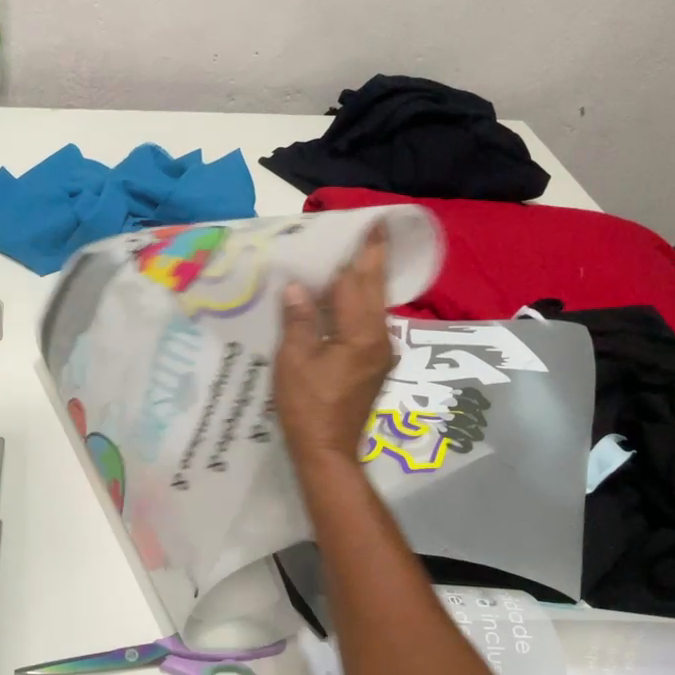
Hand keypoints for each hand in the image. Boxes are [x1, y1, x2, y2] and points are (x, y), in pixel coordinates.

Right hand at [273, 226, 396, 462]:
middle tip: (372, 231)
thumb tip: (299, 287)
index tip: (372, 224)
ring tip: (354, 258)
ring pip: (374, 307)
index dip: (361, 253)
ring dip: (364, 281)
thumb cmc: (307, 406)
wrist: (328, 451)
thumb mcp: (294, 361)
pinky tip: (343, 299)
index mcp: (361, 334)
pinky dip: (357, 304)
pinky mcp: (372, 366)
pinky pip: (367, 323)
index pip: (358, 282)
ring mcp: (379, 354)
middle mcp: (379, 338)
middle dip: (372, 260)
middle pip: (374, 290)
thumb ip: (299, 320)